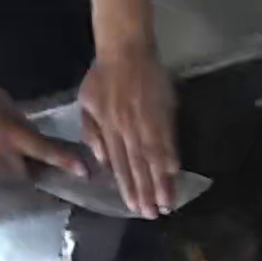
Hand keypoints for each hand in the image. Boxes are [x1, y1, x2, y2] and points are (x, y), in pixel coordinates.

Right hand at [0, 53, 85, 182]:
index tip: (85, 172)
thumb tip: (37, 141)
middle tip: (26, 152)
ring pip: (16, 180)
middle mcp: (2, 159)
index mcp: (9, 134)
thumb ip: (21, 124)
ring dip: (16, 170)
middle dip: (34, 167)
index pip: (44, 151)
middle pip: (33, 174)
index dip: (65, 162)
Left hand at [78, 47, 177, 216]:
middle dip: (146, 192)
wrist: (125, 46)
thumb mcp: (86, 103)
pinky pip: (167, 138)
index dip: (128, 188)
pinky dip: (171, 156)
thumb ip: (92, 134)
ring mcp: (146, 120)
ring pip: (153, 157)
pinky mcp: (162, 112)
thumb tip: (103, 162)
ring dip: (161, 182)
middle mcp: (127, 128)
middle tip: (154, 214)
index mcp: (108, 128)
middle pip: (138, 166)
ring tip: (168, 203)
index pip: (119, 165)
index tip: (135, 208)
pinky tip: (175, 173)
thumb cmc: (103, 77)